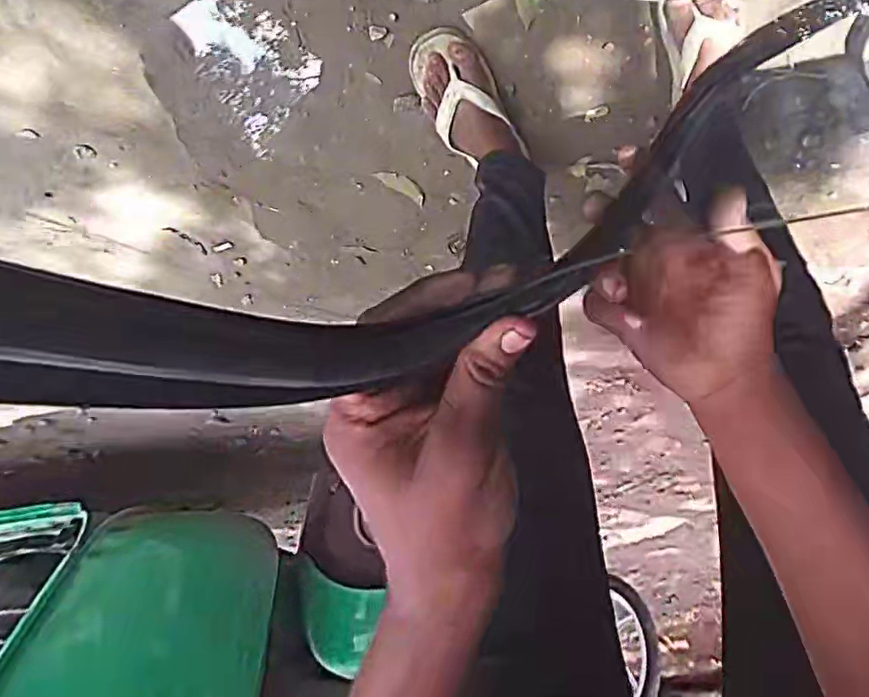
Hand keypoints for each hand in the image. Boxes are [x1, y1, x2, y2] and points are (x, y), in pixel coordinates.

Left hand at [326, 268, 534, 614]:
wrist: (461, 583)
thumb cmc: (444, 538)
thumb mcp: (463, 448)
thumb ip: (483, 379)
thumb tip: (512, 324)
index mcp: (356, 411)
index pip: (384, 337)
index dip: (427, 305)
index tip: (469, 285)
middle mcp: (375, 400)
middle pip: (413, 335)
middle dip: (458, 309)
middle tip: (499, 284)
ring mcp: (406, 402)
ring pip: (439, 345)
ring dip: (476, 324)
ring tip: (509, 299)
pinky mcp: (436, 406)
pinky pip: (458, 364)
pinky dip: (484, 347)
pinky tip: (506, 330)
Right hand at [583, 188, 783, 414]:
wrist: (730, 377)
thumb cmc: (745, 325)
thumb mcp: (754, 274)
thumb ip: (740, 235)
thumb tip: (732, 197)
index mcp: (688, 242)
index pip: (661, 199)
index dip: (644, 176)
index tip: (631, 159)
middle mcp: (659, 259)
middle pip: (622, 224)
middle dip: (605, 211)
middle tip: (599, 207)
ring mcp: (640, 288)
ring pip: (605, 261)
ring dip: (603, 265)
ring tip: (618, 280)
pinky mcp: (625, 318)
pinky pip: (597, 302)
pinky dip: (600, 302)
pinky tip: (620, 307)